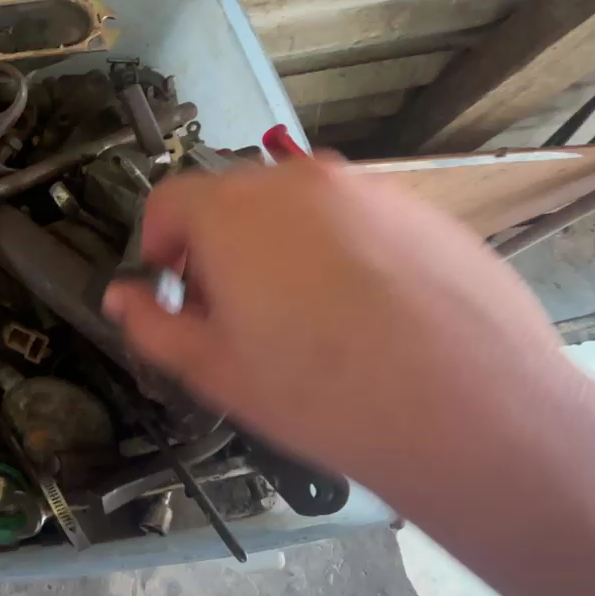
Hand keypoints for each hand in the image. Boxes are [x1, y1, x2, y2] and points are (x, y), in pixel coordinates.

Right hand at [101, 156, 571, 494]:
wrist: (472, 413)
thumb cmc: (319, 392)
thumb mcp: (210, 369)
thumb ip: (150, 323)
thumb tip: (123, 296)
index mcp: (231, 211)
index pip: (167, 200)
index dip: (158, 244)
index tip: (174, 288)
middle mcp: (295, 182)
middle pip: (231, 199)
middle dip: (217, 246)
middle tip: (234, 311)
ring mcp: (367, 191)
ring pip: (295, 209)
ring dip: (278, 246)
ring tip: (303, 316)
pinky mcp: (423, 212)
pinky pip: (355, 220)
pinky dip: (340, 251)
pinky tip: (365, 313)